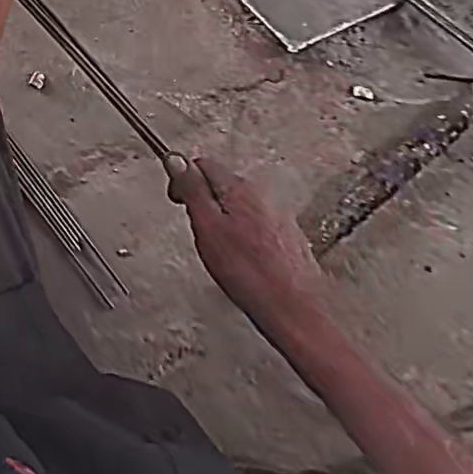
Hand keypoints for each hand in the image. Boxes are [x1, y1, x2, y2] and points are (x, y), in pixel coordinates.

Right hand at [166, 154, 329, 336]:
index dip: (183, 179)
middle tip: (198, 229)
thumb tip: (176, 160)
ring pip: (240, 206)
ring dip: (225, 219)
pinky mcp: (290, 240)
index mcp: (241, 189)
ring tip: (220, 249)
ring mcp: (280, 219)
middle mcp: (264, 197)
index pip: (203, 164)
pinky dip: (244, 235)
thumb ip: (191, 189)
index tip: (177, 199)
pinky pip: (257, 226)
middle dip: (205, 201)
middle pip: (223, 185)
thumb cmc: (250, 274)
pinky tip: (242, 259)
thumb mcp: (206, 226)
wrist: (296, 314)